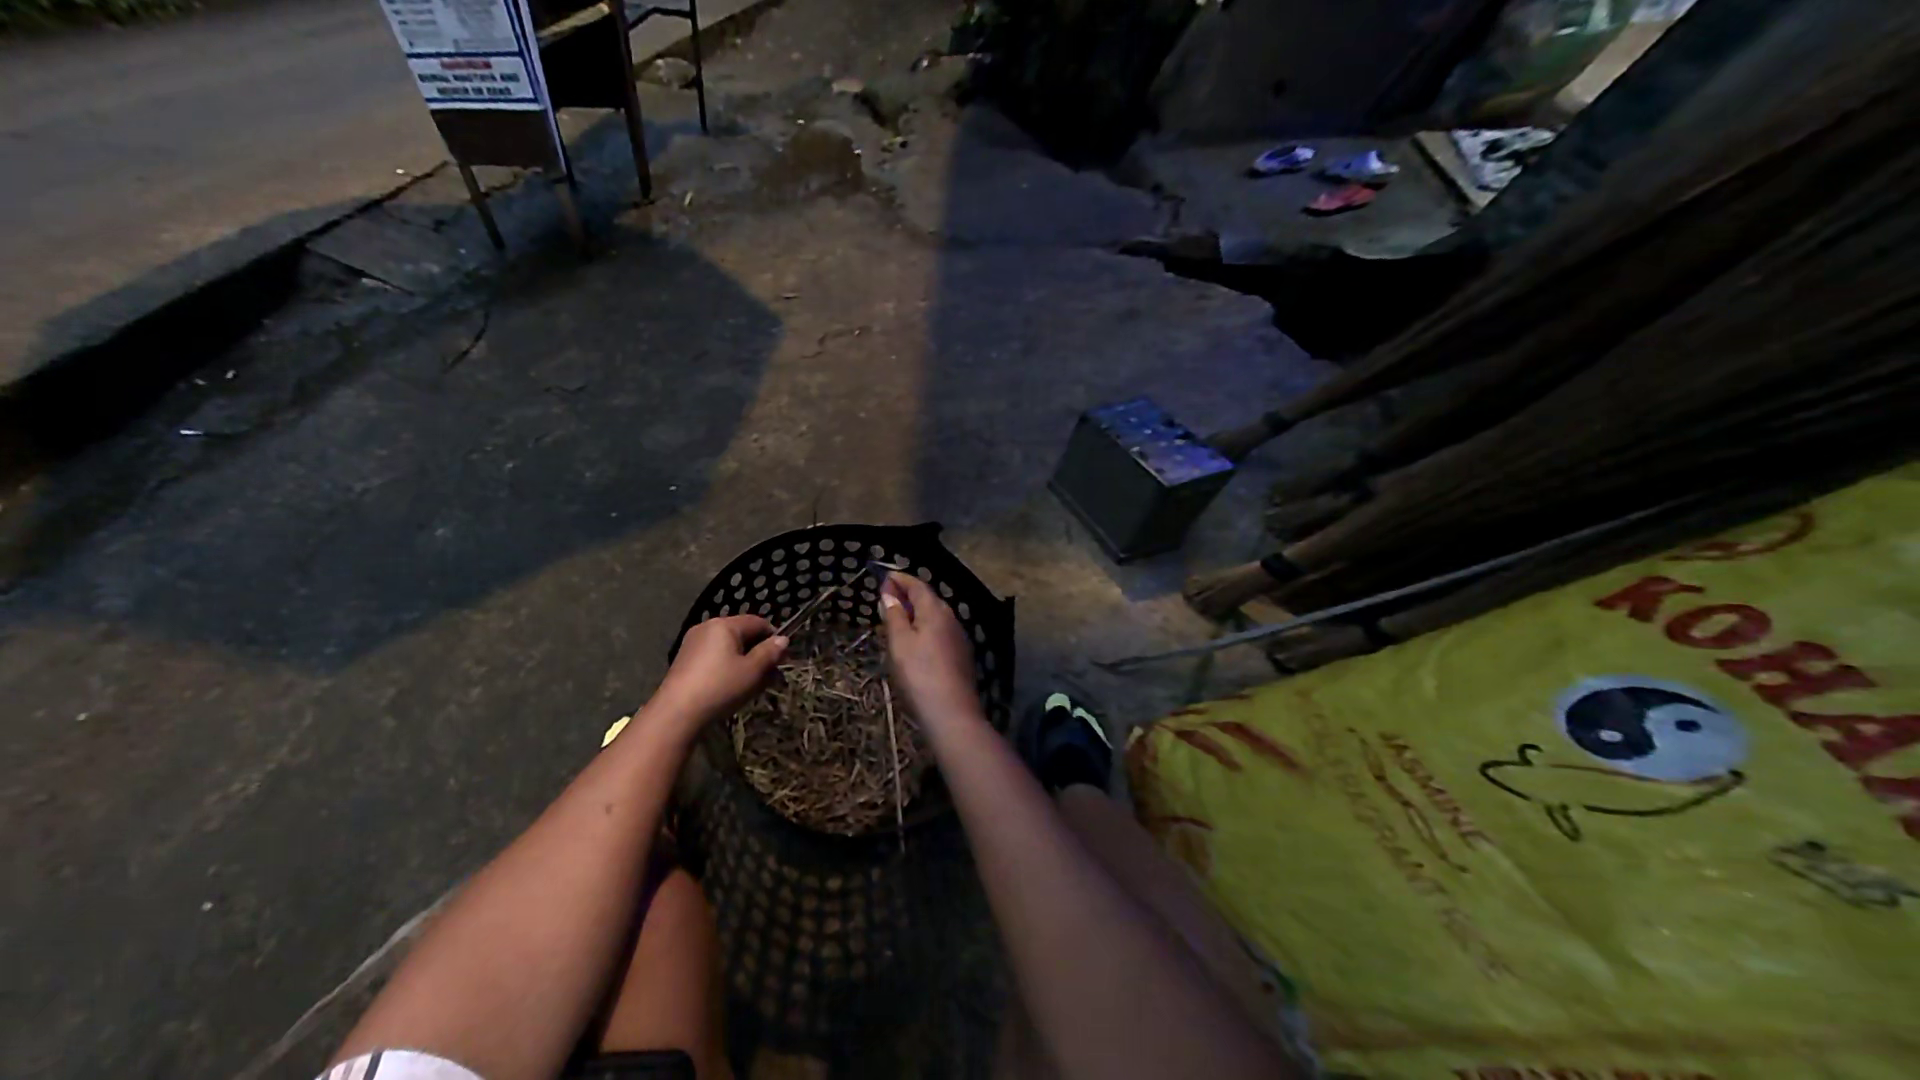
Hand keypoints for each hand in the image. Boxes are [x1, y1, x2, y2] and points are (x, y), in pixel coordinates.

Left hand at [649, 615, 787, 734]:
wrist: (676, 713)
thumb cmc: (720, 687)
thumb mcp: (752, 671)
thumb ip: (770, 652)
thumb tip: (783, 640)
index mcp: (724, 625)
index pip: (758, 622)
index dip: (774, 637)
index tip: (783, 658)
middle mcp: (707, 627)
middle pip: (742, 633)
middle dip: (759, 651)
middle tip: (770, 674)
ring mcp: (693, 643)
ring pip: (728, 646)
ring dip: (744, 661)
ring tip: (752, 684)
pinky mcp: (685, 660)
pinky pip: (714, 656)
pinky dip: (727, 666)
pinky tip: (730, 686)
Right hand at [878, 572, 981, 727]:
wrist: (952, 713)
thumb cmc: (919, 674)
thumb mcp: (900, 643)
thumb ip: (894, 615)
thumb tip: (889, 592)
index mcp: (936, 611)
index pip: (918, 585)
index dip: (901, 579)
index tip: (885, 575)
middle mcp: (952, 619)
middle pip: (929, 599)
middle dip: (909, 594)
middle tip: (889, 595)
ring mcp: (959, 638)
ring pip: (936, 616)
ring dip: (917, 612)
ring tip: (898, 616)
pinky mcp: (961, 656)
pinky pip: (940, 632)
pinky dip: (925, 628)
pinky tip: (916, 640)